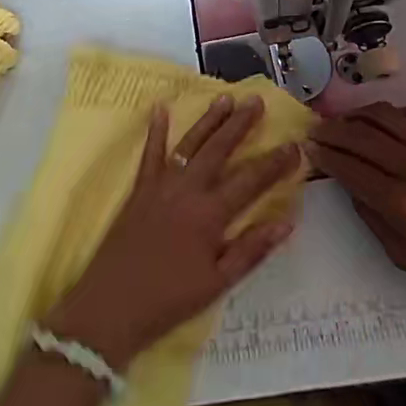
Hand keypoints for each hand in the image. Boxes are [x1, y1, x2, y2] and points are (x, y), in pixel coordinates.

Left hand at [44, 95, 300, 368]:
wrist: (109, 308)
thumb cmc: (169, 300)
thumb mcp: (218, 283)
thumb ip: (252, 249)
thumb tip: (287, 221)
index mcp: (210, 215)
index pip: (252, 181)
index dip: (276, 162)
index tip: (295, 144)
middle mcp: (187, 191)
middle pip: (220, 150)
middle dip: (240, 125)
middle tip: (257, 101)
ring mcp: (160, 187)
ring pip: (190, 145)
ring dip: (208, 120)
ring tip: (225, 97)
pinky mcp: (138, 191)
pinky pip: (149, 155)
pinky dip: (155, 131)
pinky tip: (160, 108)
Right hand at [308, 102, 405, 328]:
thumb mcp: (404, 257)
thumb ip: (372, 216)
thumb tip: (350, 185)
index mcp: (402, 204)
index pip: (350, 168)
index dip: (324, 156)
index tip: (307, 149)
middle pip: (362, 136)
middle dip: (332, 132)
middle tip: (314, 131)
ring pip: (386, 116)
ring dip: (357, 115)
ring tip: (340, 122)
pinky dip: (392, 112)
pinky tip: (381, 122)